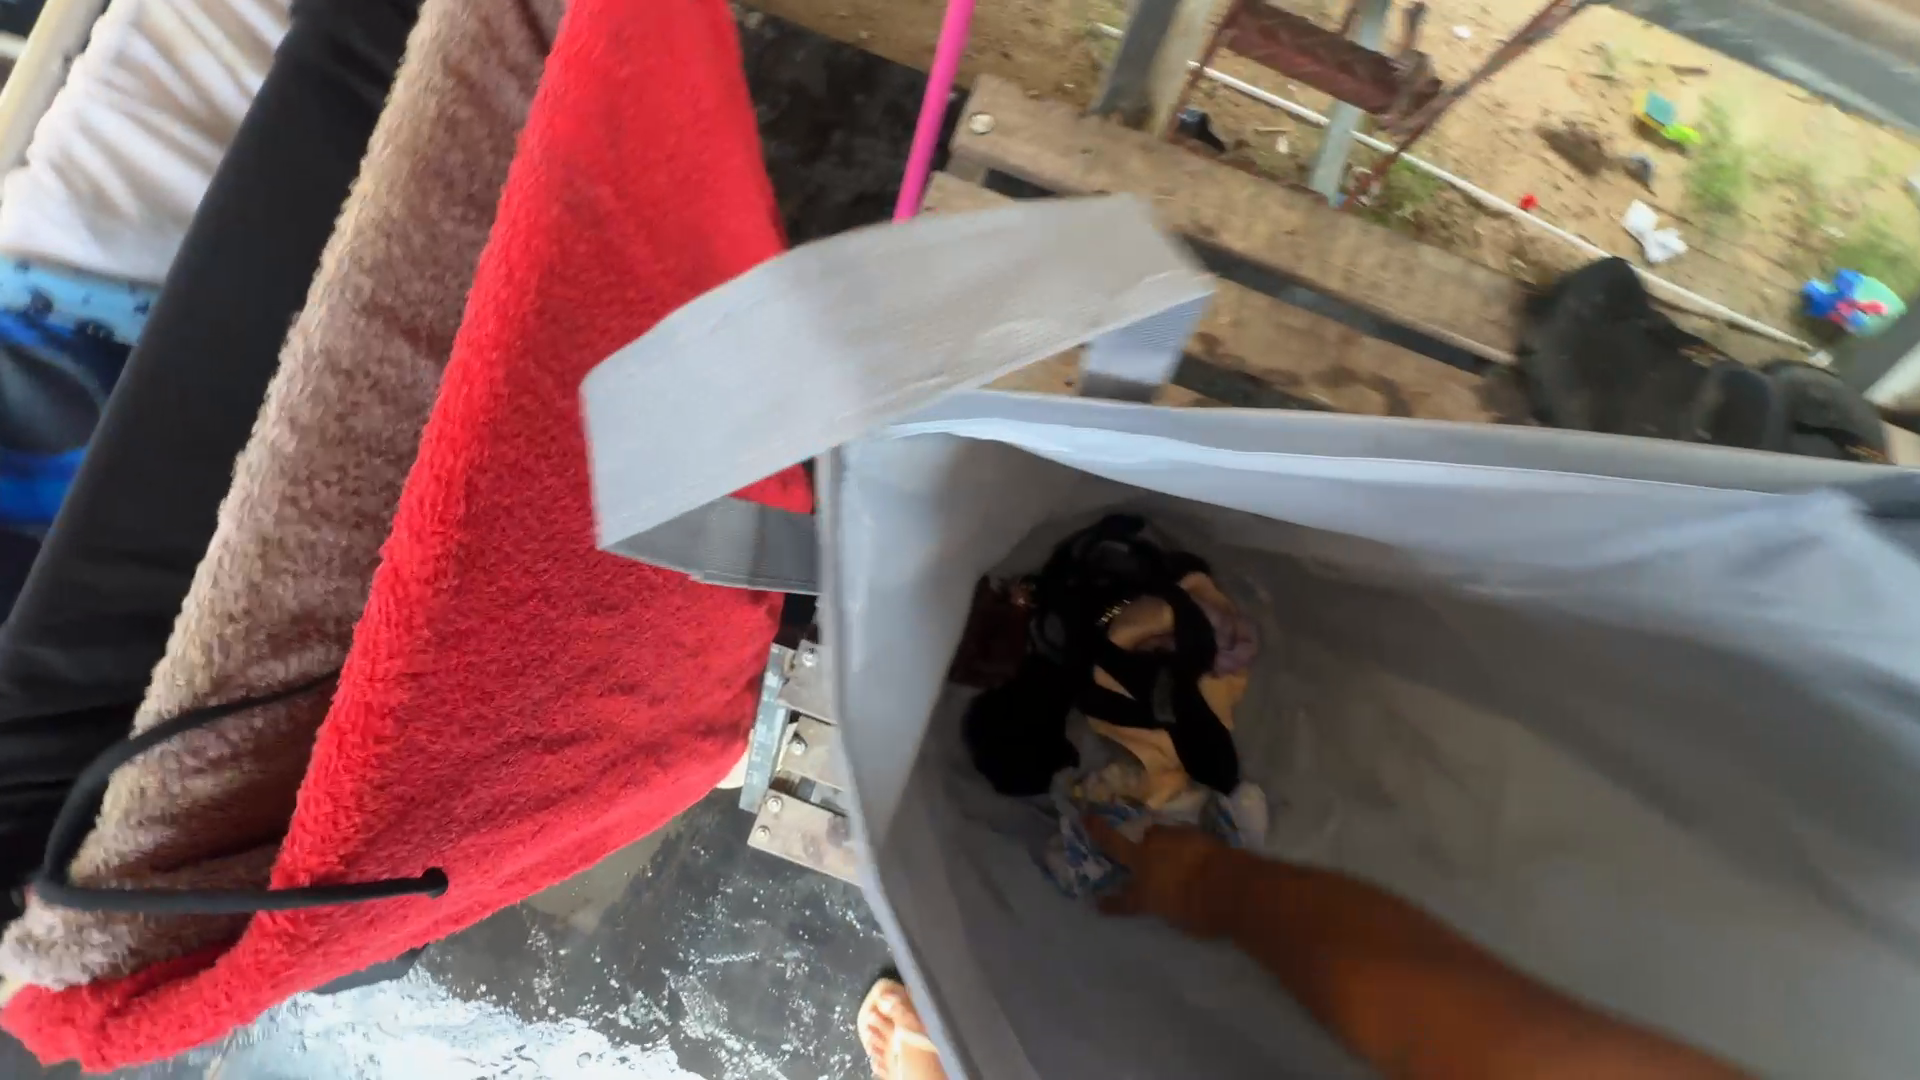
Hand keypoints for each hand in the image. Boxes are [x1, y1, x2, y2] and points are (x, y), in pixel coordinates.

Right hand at [1084, 815, 1237, 937]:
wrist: (1227, 884)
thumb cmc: (1203, 912)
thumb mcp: (1179, 917)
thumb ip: (1167, 903)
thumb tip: (1165, 898)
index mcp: (1144, 890)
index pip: (1122, 899)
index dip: (1110, 902)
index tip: (1098, 903)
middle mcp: (1147, 859)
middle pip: (1123, 845)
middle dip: (1104, 832)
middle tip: (1091, 820)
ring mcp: (1166, 840)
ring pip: (1152, 834)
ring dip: (1154, 840)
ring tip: (1164, 846)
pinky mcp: (1188, 830)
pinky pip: (1177, 833)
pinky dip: (1180, 840)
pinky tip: (1191, 846)